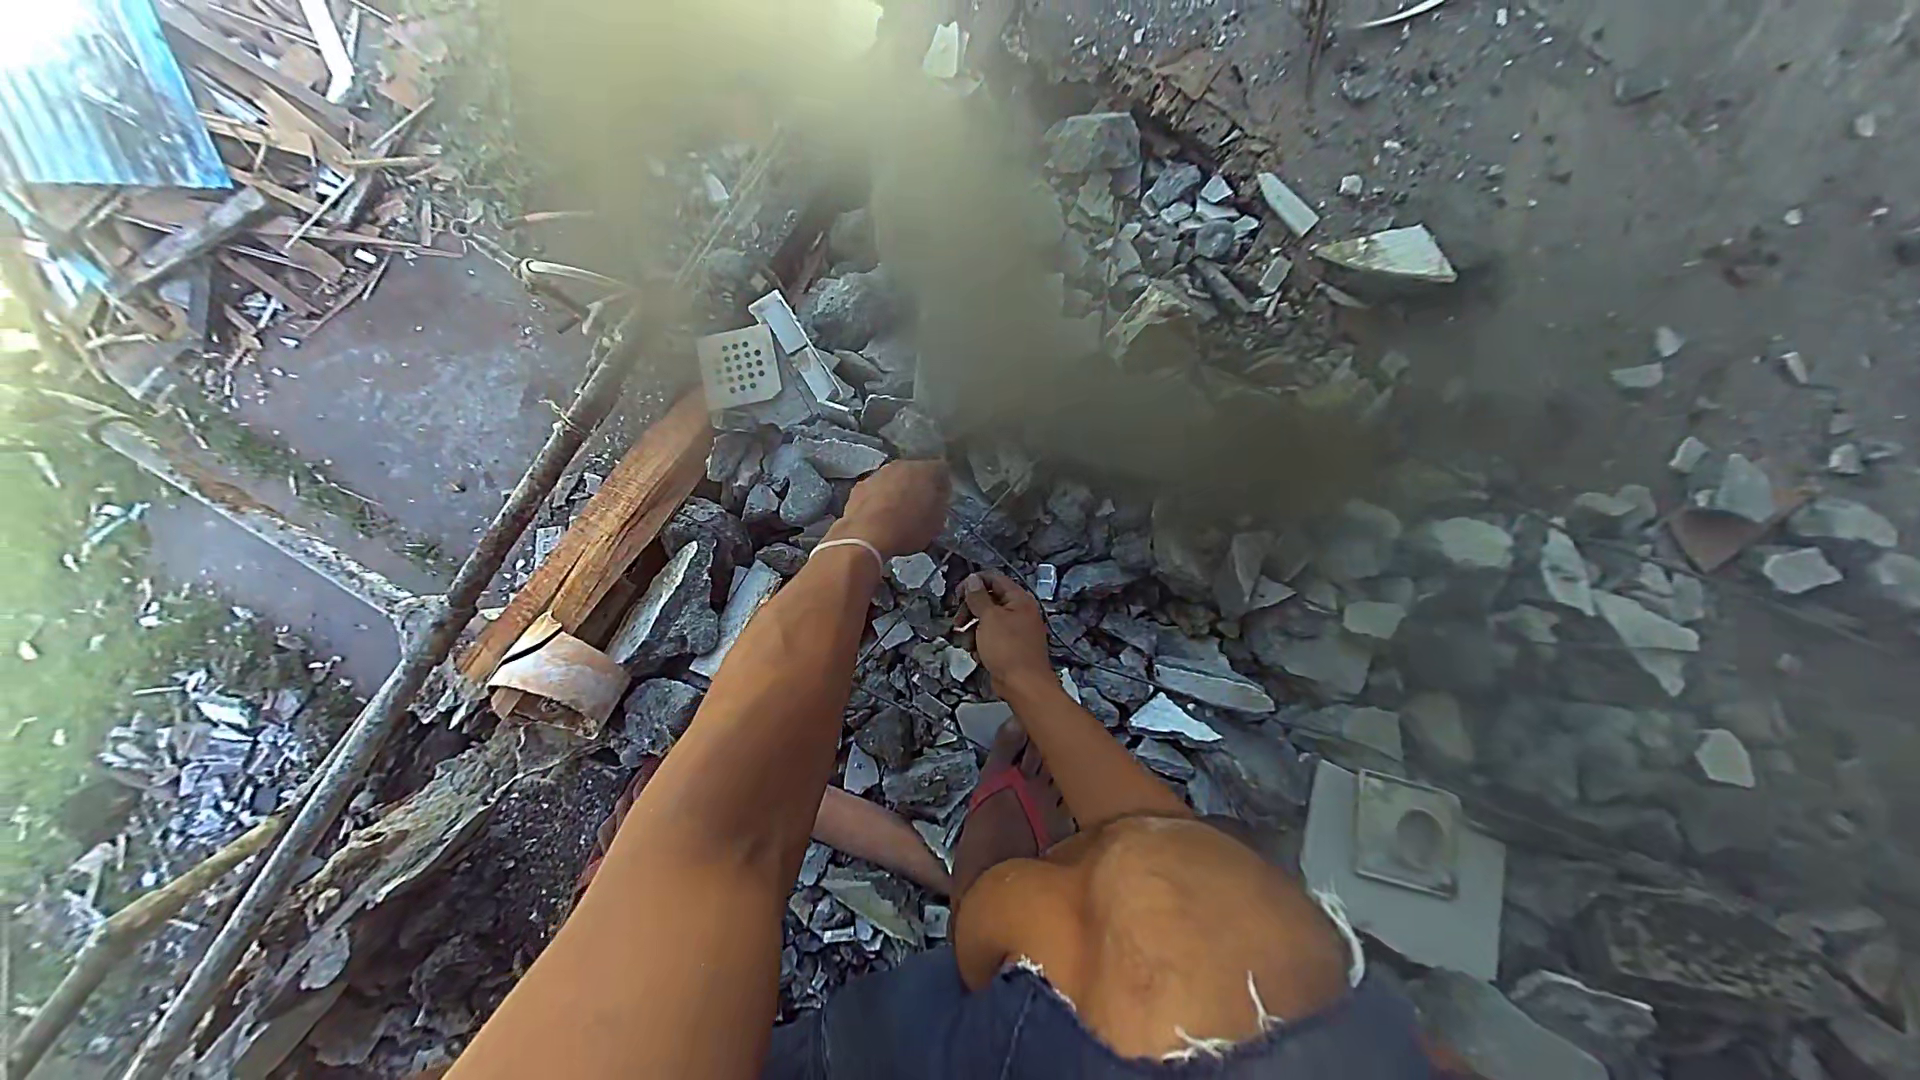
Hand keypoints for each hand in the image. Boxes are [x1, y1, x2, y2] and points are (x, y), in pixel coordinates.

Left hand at [830, 459, 951, 557]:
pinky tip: (878, 515)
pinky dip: (879, 498)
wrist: (866, 536)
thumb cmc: (908, 529)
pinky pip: (876, 489)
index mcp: (926, 471)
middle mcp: (902, 465)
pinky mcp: (860, 486)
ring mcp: (878, 473)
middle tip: (919, 506)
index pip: (942, 469)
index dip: (943, 485)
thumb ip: (940, 505)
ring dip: (897, 490)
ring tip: (897, 512)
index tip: (941, 500)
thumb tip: (937, 498)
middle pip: (915, 471)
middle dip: (918, 485)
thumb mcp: (936, 523)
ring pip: (894, 479)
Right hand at [961, 572, 1052, 696]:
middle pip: (988, 601)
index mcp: (1019, 599)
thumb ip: (978, 597)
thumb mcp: (989, 618)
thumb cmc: (1010, 650)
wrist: (1023, 685)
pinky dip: (980, 645)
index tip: (958, 595)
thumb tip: (973, 580)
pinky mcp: (1009, 648)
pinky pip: (989, 639)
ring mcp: (1015, 631)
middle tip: (958, 621)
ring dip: (972, 630)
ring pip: (986, 622)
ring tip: (967, 642)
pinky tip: (976, 654)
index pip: (994, 579)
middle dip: (970, 611)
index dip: (973, 584)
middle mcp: (1019, 612)